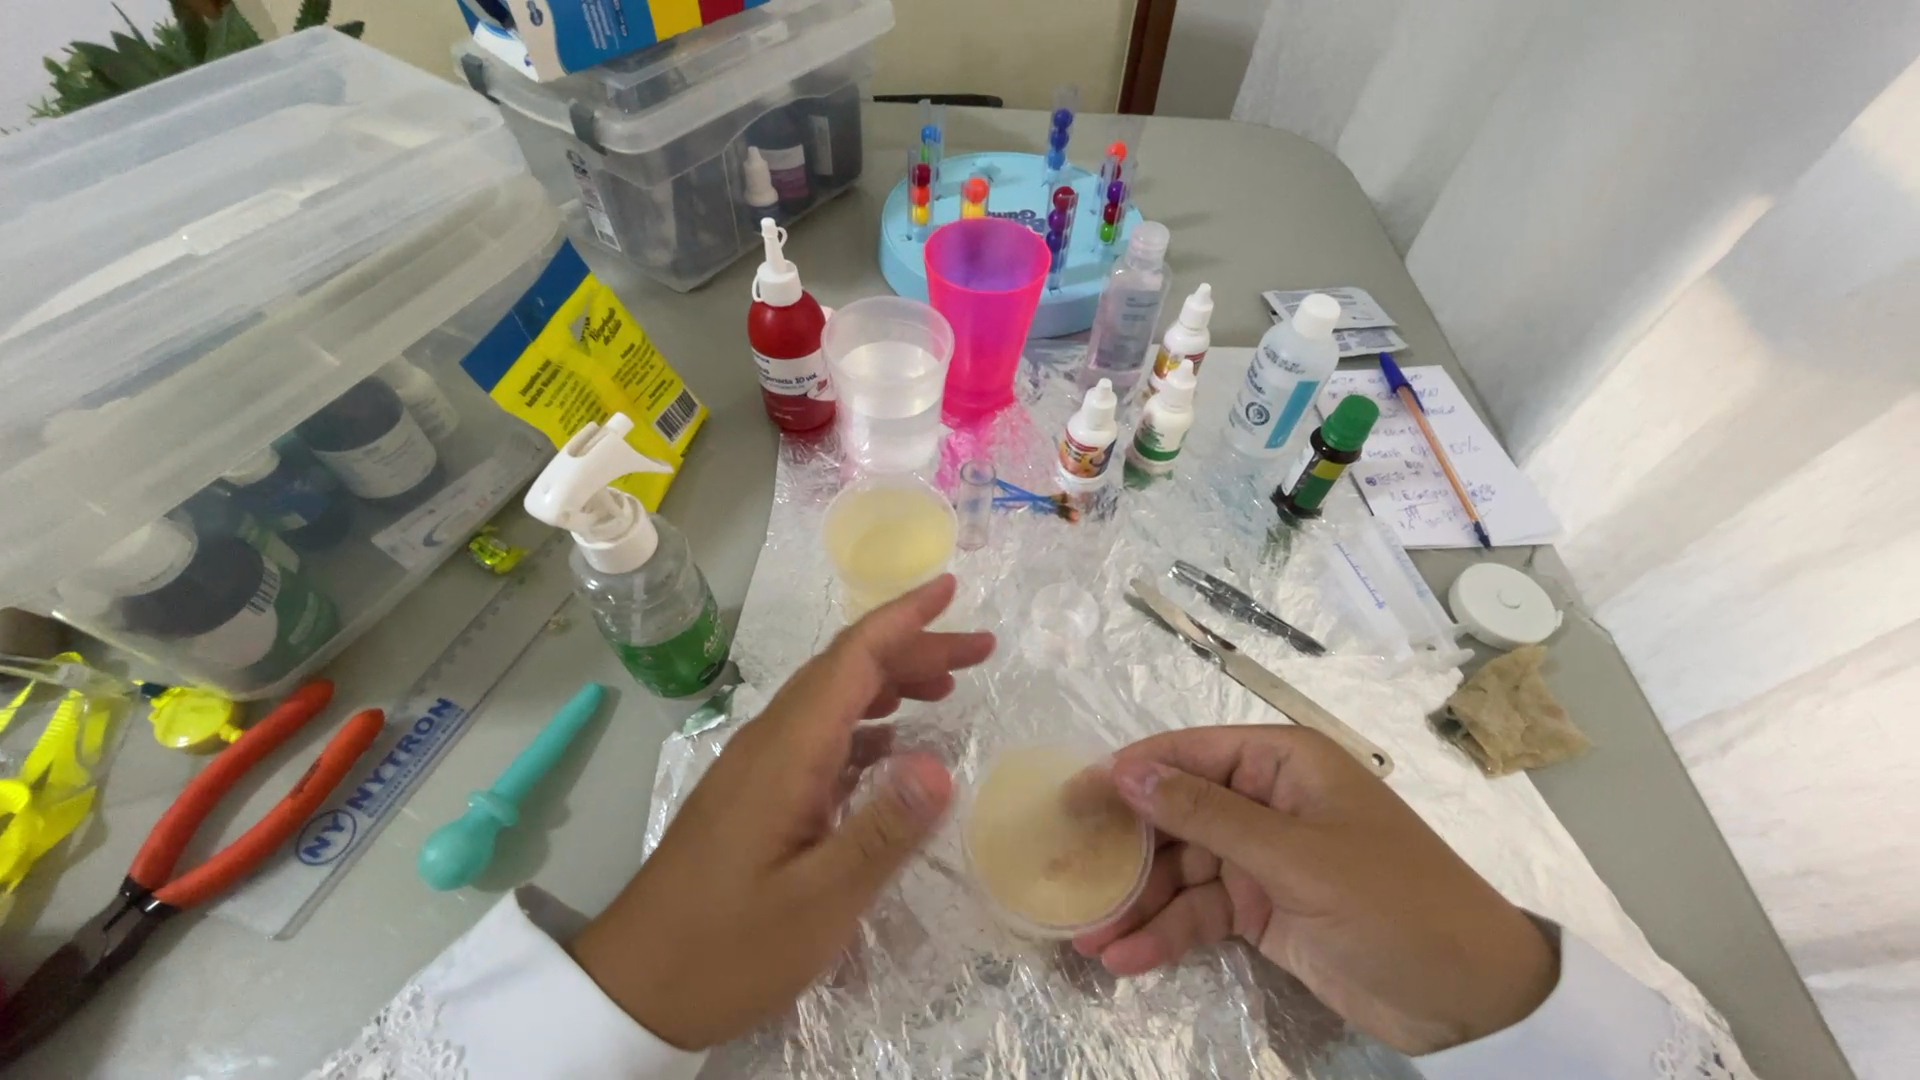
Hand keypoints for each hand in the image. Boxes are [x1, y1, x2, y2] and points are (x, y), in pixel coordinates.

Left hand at [570, 575, 993, 1048]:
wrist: (632, 987)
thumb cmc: (726, 948)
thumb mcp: (817, 904)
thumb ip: (882, 832)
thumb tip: (943, 766)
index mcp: (787, 751)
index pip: (852, 657)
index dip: (904, 617)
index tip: (951, 590)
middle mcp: (771, 740)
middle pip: (847, 668)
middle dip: (914, 646)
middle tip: (980, 650)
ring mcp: (760, 765)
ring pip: (832, 697)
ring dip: (891, 680)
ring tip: (947, 683)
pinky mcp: (757, 792)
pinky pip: (820, 734)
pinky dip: (866, 722)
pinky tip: (894, 746)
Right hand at [1073, 726, 1557, 1056]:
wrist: (1478, 1005)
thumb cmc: (1394, 903)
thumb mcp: (1296, 857)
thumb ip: (1206, 813)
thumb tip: (1126, 772)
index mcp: (1279, 763)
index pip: (1185, 755)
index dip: (1126, 774)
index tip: (1070, 800)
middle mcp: (1263, 801)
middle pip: (1173, 814)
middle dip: (1122, 849)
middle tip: (1063, 872)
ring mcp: (1260, 858)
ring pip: (1179, 870)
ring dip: (1136, 902)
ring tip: (1083, 934)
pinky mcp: (1260, 909)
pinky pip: (1199, 914)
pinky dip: (1165, 934)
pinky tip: (1124, 958)